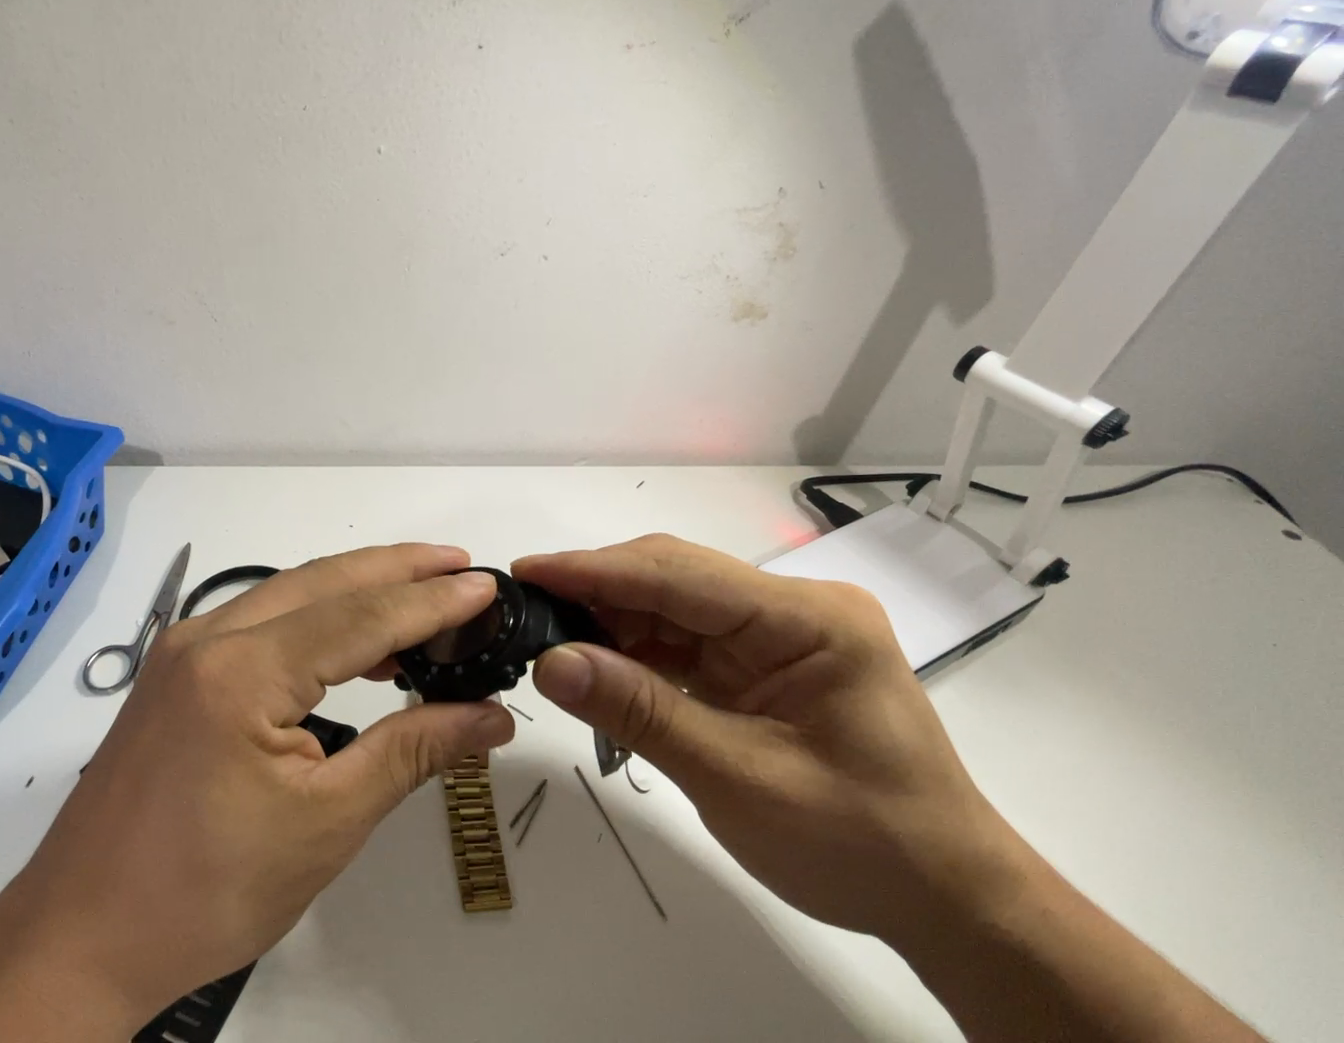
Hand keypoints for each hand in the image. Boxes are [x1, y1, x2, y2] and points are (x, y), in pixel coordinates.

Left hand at [0, 544, 514, 1041]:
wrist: (83, 937)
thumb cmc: (210, 891)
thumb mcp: (328, 823)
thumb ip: (412, 752)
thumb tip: (491, 716)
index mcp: (241, 671)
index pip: (359, 617)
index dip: (430, 600)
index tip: (487, 586)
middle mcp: (206, 639)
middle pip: (320, 584)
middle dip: (395, 569)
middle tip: (460, 565)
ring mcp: (182, 654)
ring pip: (286, 596)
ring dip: (355, 591)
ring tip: (423, 598)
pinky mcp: (174, 678)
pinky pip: (259, 625)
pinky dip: (316, 623)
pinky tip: (355, 649)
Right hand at [513, 535, 1030, 942]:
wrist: (944, 897)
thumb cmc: (859, 843)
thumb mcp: (739, 779)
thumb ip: (642, 712)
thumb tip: (551, 662)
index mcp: (809, 620)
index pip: (680, 575)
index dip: (595, 571)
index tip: (526, 571)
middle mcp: (796, 611)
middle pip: (675, 581)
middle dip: (598, 595)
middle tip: (523, 615)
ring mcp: (782, 638)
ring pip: (675, 611)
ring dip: (612, 626)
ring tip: (547, 644)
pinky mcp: (768, 667)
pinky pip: (688, 646)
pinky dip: (638, 657)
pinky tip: (596, 668)